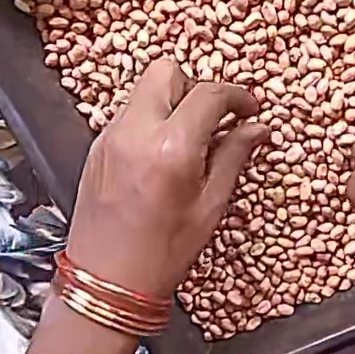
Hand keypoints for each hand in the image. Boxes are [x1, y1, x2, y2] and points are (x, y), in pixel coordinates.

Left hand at [9, 59, 267, 353]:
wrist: (105, 282)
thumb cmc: (163, 253)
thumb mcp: (210, 207)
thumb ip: (234, 157)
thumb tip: (257, 129)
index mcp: (170, 148)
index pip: (208, 94)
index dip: (237, 95)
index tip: (249, 109)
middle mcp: (135, 132)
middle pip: (167, 71)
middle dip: (196, 86)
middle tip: (214, 119)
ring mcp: (109, 137)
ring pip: (144, 89)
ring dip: (172, 101)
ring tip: (191, 138)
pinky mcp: (96, 147)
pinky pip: (129, 113)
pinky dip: (152, 118)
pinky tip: (164, 152)